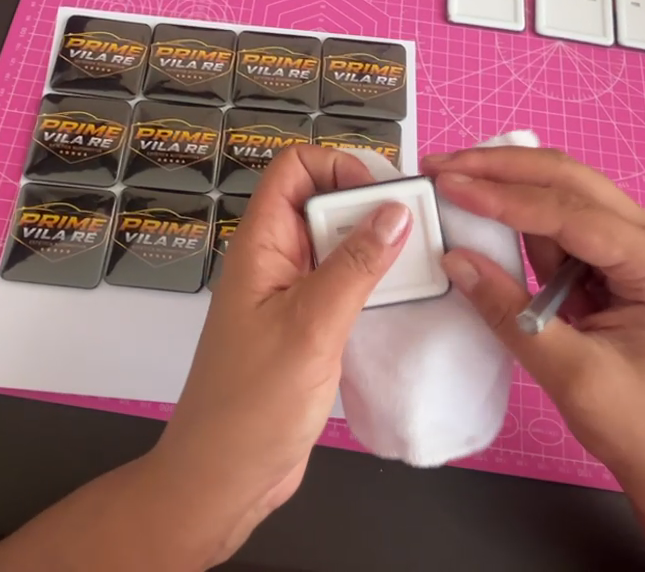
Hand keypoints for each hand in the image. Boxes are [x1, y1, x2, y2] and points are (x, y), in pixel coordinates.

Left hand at [147, 145, 410, 564]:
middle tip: (417, 229)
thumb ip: (354, 266)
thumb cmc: (254, 402)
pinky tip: (403, 296)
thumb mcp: (311, 326)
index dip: (336, 165)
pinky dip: (371, 280)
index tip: (381, 195)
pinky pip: (341, 282)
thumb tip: (395, 210)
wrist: (223, 479)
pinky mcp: (306, 325)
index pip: (294, 169)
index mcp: (261, 243)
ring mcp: (290, 293)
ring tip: (421, 260)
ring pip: (336, 243)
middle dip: (368, 204)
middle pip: (321, 201)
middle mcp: (274, 258)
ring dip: (375, 245)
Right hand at [425, 147, 644, 483]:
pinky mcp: (603, 252)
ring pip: (558, 190)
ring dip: (504, 183)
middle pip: (570, 181)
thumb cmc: (636, 422)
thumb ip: (509, 314)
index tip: (450, 185)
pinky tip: (479, 205)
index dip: (509, 198)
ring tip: (452, 180)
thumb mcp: (570, 375)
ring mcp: (628, 241)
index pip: (576, 216)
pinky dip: (513, 211)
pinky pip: (552, 218)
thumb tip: (454, 258)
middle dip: (502, 169)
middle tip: (442, 165)